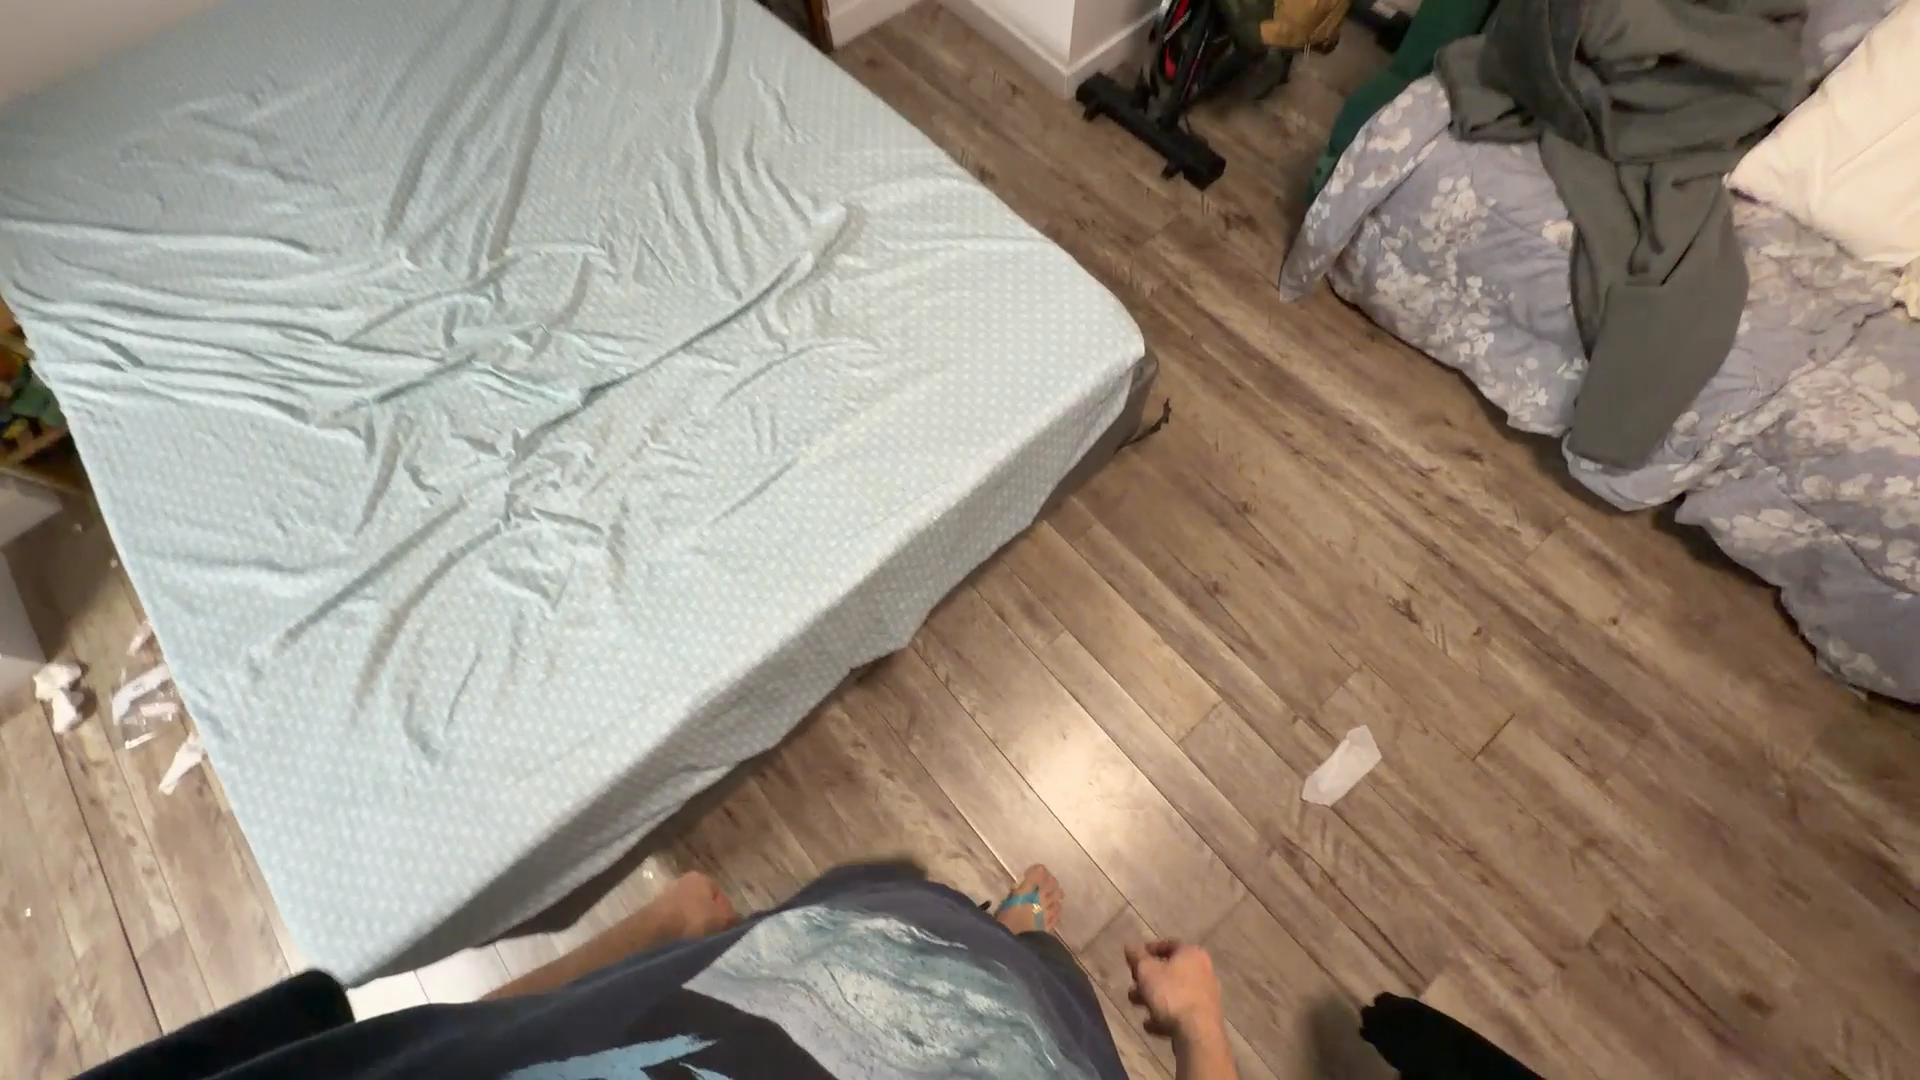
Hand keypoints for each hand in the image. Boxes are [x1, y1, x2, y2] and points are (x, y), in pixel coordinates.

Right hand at [1125, 940, 1226, 1045]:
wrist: (1198, 1035)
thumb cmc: (1171, 994)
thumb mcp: (1146, 971)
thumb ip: (1136, 956)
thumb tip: (1130, 945)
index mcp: (1192, 954)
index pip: (1168, 945)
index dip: (1149, 950)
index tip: (1134, 959)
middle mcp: (1203, 972)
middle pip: (1170, 971)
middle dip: (1148, 980)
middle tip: (1133, 986)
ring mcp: (1207, 997)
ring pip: (1175, 993)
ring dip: (1154, 999)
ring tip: (1137, 1006)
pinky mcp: (1206, 1019)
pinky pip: (1182, 1012)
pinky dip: (1166, 1016)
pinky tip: (1150, 1026)